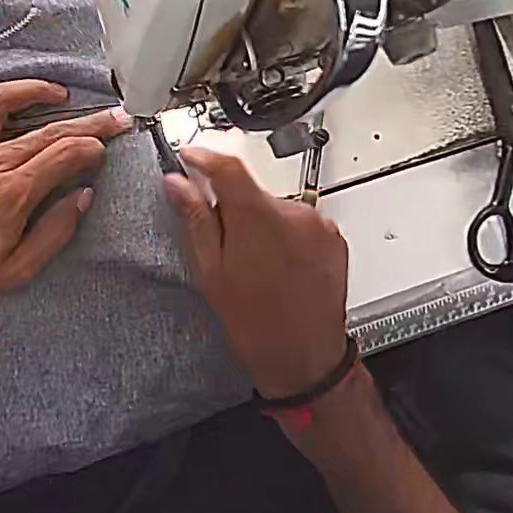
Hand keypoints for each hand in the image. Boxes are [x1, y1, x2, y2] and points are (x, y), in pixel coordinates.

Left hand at [0, 80, 129, 359]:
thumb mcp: (16, 271)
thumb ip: (55, 231)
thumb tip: (83, 197)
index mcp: (11, 193)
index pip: (66, 153)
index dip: (93, 146)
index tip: (106, 147)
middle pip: (47, 128)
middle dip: (87, 121)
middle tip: (111, 116)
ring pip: (0, 101)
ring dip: (33, 90)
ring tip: (58, 93)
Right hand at [164, 146, 349, 398]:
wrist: (303, 356)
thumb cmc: (256, 324)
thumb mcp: (211, 271)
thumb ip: (197, 219)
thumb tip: (178, 184)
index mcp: (258, 219)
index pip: (227, 166)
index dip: (204, 157)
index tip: (190, 156)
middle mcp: (294, 214)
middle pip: (252, 190)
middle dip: (233, 207)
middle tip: (224, 242)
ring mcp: (318, 225)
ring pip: (275, 207)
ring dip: (261, 222)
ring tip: (256, 264)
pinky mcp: (333, 237)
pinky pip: (299, 221)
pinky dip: (284, 234)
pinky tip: (278, 265)